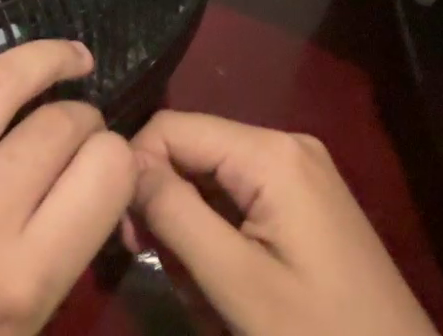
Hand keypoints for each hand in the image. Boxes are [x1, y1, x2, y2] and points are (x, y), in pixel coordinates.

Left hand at [0, 0, 136, 334]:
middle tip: (75, 124)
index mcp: (21, 279)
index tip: (103, 159)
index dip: (117, 155)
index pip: (106, 173)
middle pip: (58, 125)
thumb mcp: (21, 329)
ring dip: (43, 59)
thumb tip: (103, 171)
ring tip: (64, 58)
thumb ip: (68, 251)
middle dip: (82, 115)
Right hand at [126, 111, 438, 335]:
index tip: (128, 236)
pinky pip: (239, 200)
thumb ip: (174, 213)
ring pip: (210, 180)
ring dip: (192, 233)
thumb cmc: (321, 335)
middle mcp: (284, 145)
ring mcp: (299, 172)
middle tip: (170, 274)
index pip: (171, 127)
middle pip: (191, 153)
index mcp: (270, 152)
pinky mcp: (304, 201)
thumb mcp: (238, 282)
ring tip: (207, 295)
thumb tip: (120, 161)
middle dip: (169, 209)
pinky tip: (227, 286)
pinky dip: (220, 238)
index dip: (137, 171)